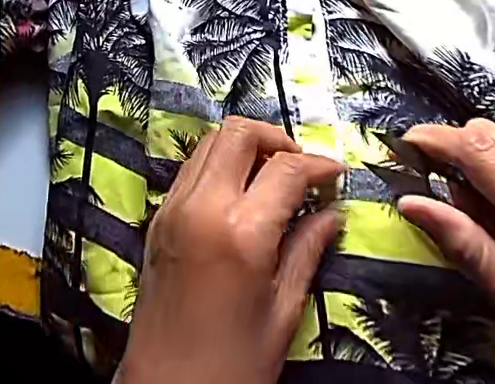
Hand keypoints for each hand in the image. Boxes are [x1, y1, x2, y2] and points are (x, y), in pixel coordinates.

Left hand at [119, 117, 343, 383]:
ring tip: (271, 176)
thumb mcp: (283, 311)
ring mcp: (174, 209)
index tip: (336, 175)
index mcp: (241, 231)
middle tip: (299, 167)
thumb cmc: (232, 366)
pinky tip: (240, 192)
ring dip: (246, 147)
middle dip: (276, 139)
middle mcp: (203, 207)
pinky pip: (192, 167)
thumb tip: (332, 214)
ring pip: (212, 141)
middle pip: (240, 133)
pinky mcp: (158, 219)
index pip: (286, 167)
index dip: (318, 165)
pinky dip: (220, 163)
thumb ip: (308, 250)